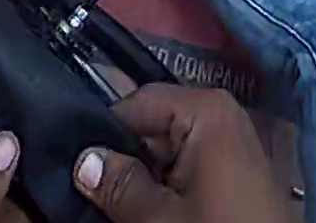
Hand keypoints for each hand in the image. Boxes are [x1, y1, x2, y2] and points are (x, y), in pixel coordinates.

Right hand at [73, 85, 289, 222]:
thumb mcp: (162, 221)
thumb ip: (119, 185)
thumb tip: (82, 159)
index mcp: (205, 110)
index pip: (138, 104)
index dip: (106, 134)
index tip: (79, 166)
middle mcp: (220, 117)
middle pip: (153, 130)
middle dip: (126, 164)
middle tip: (96, 195)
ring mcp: (231, 149)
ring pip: (168, 156)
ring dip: (145, 185)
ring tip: (120, 210)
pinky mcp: (237, 181)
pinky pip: (188, 174)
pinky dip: (169, 195)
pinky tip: (152, 217)